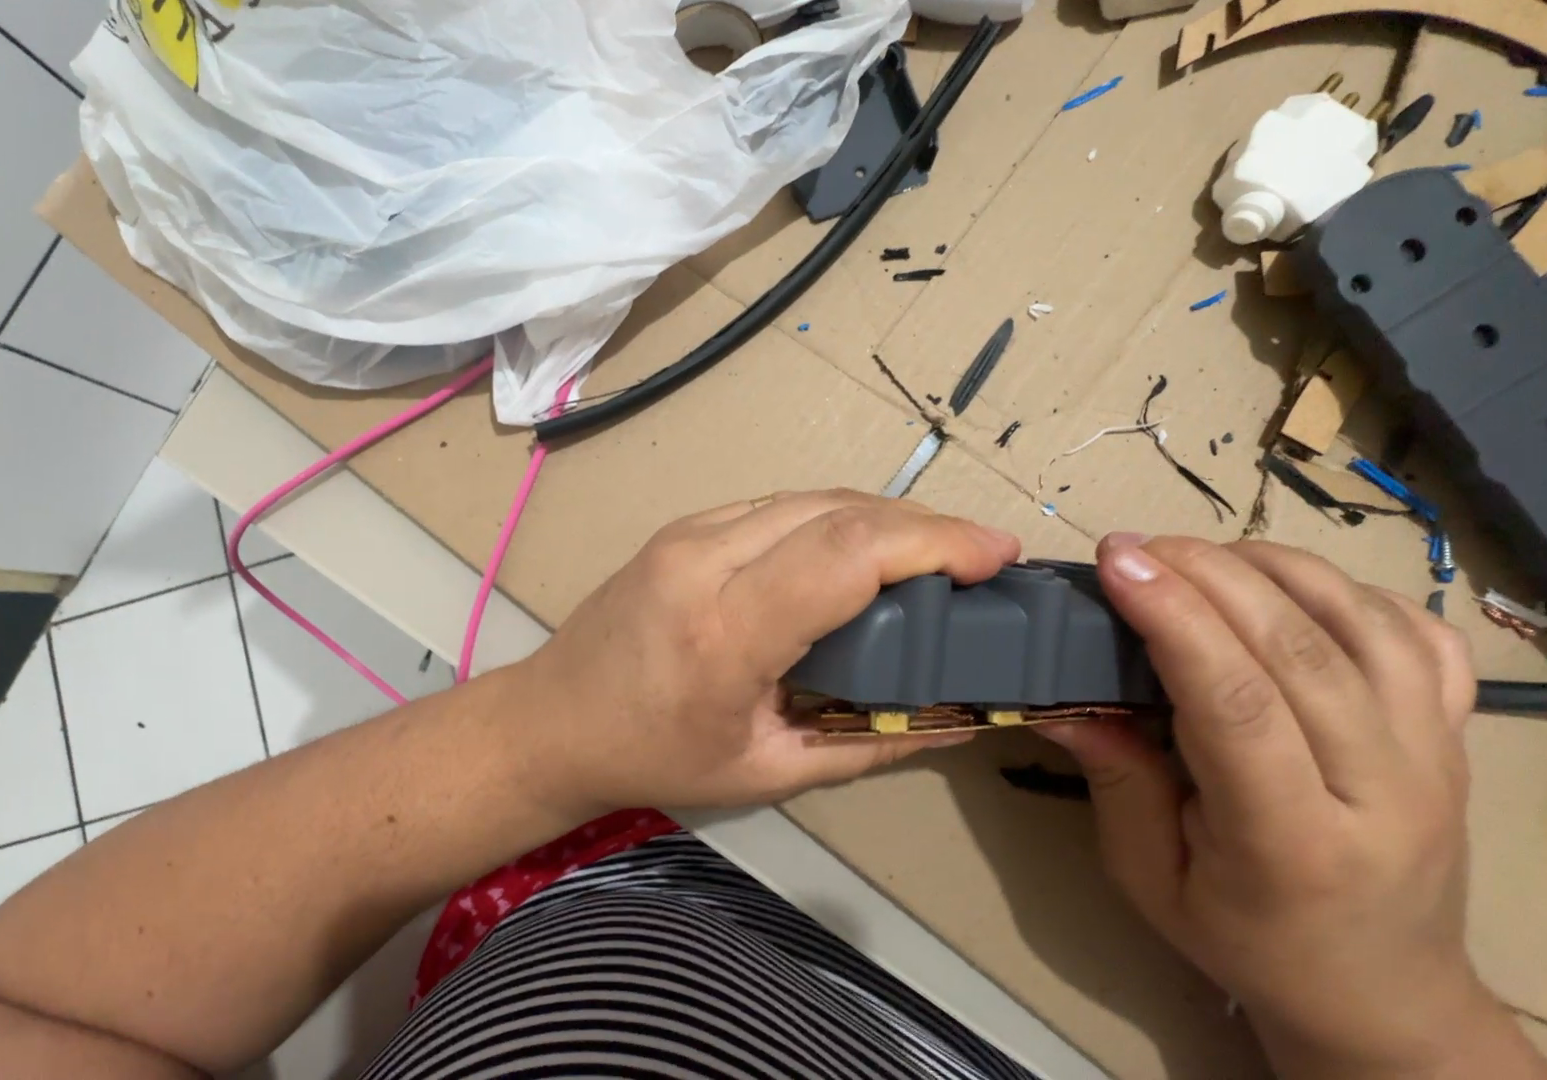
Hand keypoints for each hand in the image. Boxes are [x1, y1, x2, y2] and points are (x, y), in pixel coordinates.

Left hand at [506, 490, 1019, 814]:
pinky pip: (776, 505)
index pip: (843, 555)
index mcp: (725, 631)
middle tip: (978, 558)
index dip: (931, 543)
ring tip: (933, 553)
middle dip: (922, 524)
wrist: (552, 718)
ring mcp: (687, 533)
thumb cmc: (653, 755)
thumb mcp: (764, 772)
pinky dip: (834, 517)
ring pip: (810, 497)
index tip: (995, 557)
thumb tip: (959, 722)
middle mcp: (703, 561)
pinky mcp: (682, 526)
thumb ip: (867, 746)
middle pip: (836, 510)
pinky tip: (863, 547)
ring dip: (882, 515)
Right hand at [1041, 535, 1543, 1079]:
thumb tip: (1057, 700)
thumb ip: (1114, 781)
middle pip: (1301, 648)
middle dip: (1207, 576)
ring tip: (1197, 555)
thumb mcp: (1149, 877)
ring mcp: (1436, 757)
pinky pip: (1417, 635)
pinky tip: (1284, 585)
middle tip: (1136, 546)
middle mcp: (1385, 791)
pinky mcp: (1455, 737)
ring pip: (1365, 624)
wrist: (1381, 991)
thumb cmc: (1246, 938)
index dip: (1175, 619)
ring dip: (1273, 568)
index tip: (1118, 562)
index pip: (1238, 703)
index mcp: (1294, 841)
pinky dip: (1347, 589)